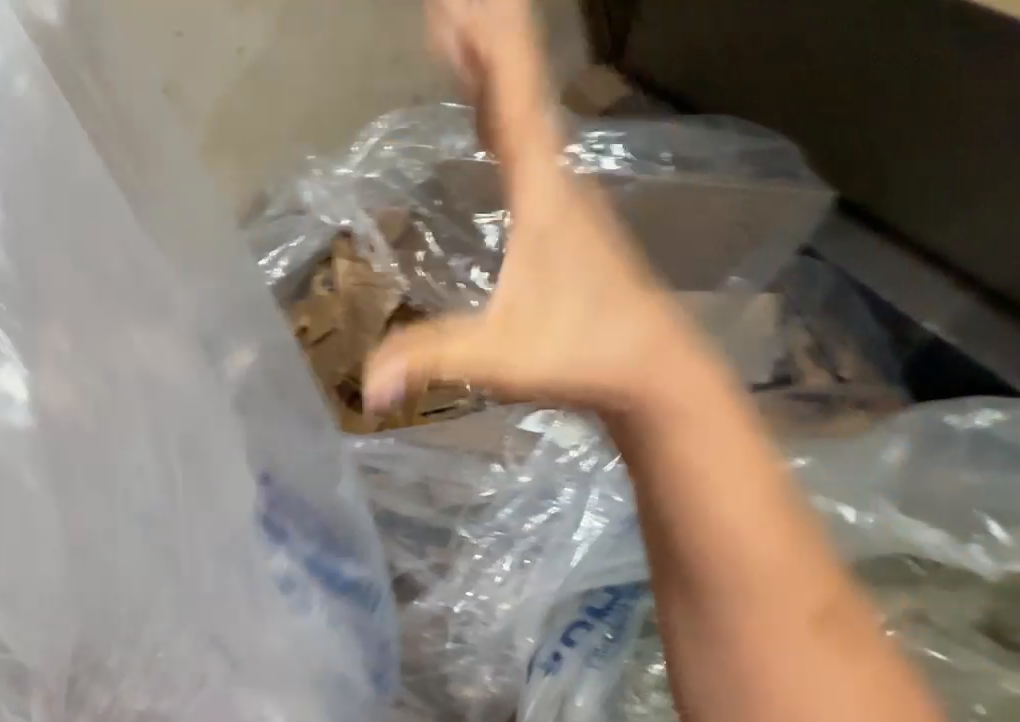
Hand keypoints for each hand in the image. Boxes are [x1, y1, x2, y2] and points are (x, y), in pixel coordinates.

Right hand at [364, 0, 709, 418]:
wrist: (653, 369)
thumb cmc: (582, 353)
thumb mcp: (498, 358)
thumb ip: (431, 360)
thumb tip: (366, 385)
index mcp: (543, 194)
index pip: (513, 101)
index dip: (484, 47)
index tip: (452, 2)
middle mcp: (558, 177)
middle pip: (518, 88)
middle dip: (481, 38)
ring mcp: (564, 192)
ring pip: (524, 108)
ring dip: (490, 66)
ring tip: (455, 31)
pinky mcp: (562, 212)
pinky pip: (525, 136)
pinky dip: (499, 105)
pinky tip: (485, 109)